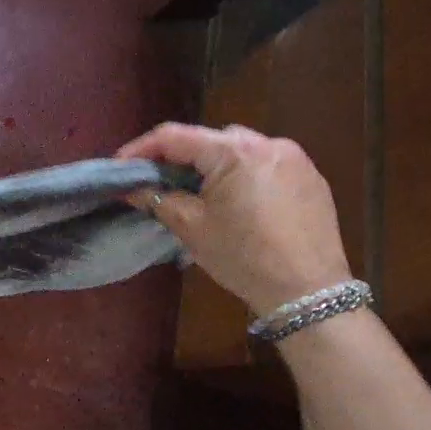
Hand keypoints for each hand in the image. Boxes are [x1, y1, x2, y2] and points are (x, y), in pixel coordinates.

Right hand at [116, 123, 352, 315]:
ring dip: (211, 164)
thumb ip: (157, 199)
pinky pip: (264, 164)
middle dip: (178, 156)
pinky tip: (234, 200)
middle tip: (156, 181)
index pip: (174, 137)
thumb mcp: (191, 227)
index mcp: (234, 152)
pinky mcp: (310, 178)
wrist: (308, 292)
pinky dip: (241, 174)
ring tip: (195, 190)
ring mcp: (294, 159)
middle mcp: (268, 144)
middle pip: (208, 139)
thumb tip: (131, 189)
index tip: (120, 167)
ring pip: (238, 149)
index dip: (141, 149)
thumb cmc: (242, 256)